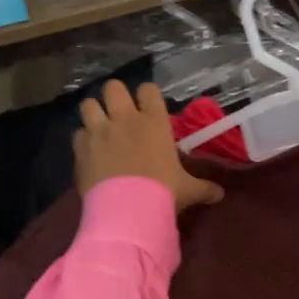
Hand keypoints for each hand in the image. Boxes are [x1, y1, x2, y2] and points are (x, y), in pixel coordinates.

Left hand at [75, 80, 224, 210]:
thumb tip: (221, 195)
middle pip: (113, 88)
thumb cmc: (163, 192)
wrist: (128, 211)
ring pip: (88, 105)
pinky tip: (89, 151)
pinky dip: (82, 140)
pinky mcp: (81, 149)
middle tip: (120, 112)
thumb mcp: (188, 190)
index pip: (148, 89)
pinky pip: (77, 134)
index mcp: (154, 122)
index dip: (147, 95)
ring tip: (99, 125)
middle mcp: (125, 119)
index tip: (149, 106)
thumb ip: (204, 188)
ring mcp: (100, 132)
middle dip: (115, 96)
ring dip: (93, 113)